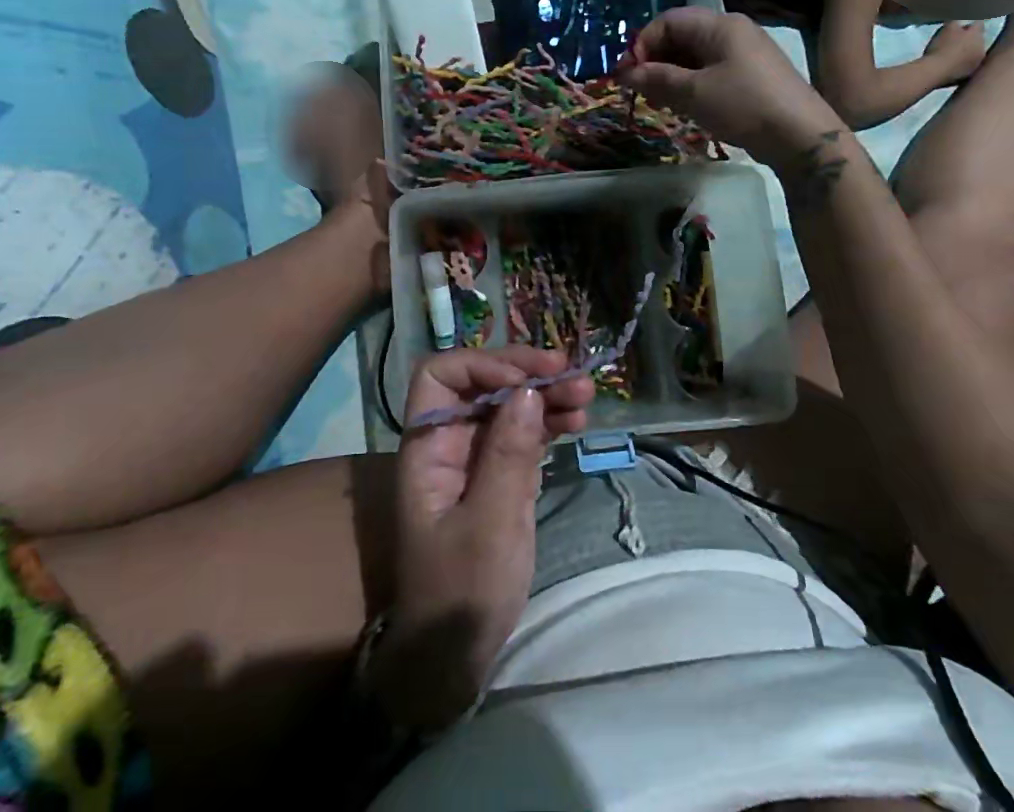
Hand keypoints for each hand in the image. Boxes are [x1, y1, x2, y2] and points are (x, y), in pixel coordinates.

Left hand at [372, 347, 592, 728]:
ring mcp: (474, 459)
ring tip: (586, 397)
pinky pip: (522, 435)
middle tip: (576, 378)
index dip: (483, 365)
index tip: (530, 379)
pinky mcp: (499, 477)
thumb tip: (527, 391)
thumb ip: (507, 455)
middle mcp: (448, 444)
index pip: (440, 377)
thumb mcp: (490, 523)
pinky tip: (575, 422)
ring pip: (507, 407)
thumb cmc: (463, 590)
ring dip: (545, 396)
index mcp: (427, 448)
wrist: (456, 650)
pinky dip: (548, 423)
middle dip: (526, 375)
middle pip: (482, 386)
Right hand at [617, 8, 843, 164]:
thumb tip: (625, 73)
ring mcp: (743, 55)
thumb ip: (657, 78)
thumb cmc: (742, 105)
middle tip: (639, 92)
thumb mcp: (693, 92)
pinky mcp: (750, 78)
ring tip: (658, 104)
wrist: (798, 134)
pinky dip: (690, 87)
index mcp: (719, 25)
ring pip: (694, 58)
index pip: (668, 21)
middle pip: (681, 38)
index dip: (643, 44)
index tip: (627, 75)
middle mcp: (732, 32)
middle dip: (655, 62)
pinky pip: (710, 73)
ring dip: (670, 77)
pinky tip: (683, 108)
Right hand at [921, 21, 987, 87]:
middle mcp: (982, 49)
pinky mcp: (968, 78)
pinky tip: (951, 68)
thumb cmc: (941, 47)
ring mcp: (976, 65)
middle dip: (969, 41)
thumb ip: (957, 22)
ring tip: (952, 57)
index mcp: (978, 35)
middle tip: (955, 43)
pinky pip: (966, 69)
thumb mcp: (947, 27)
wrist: (935, 72)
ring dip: (966, 55)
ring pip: (973, 56)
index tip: (962, 26)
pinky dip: (961, 67)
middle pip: (978, 41)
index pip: (979, 24)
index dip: (970, 24)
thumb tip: (961, 21)